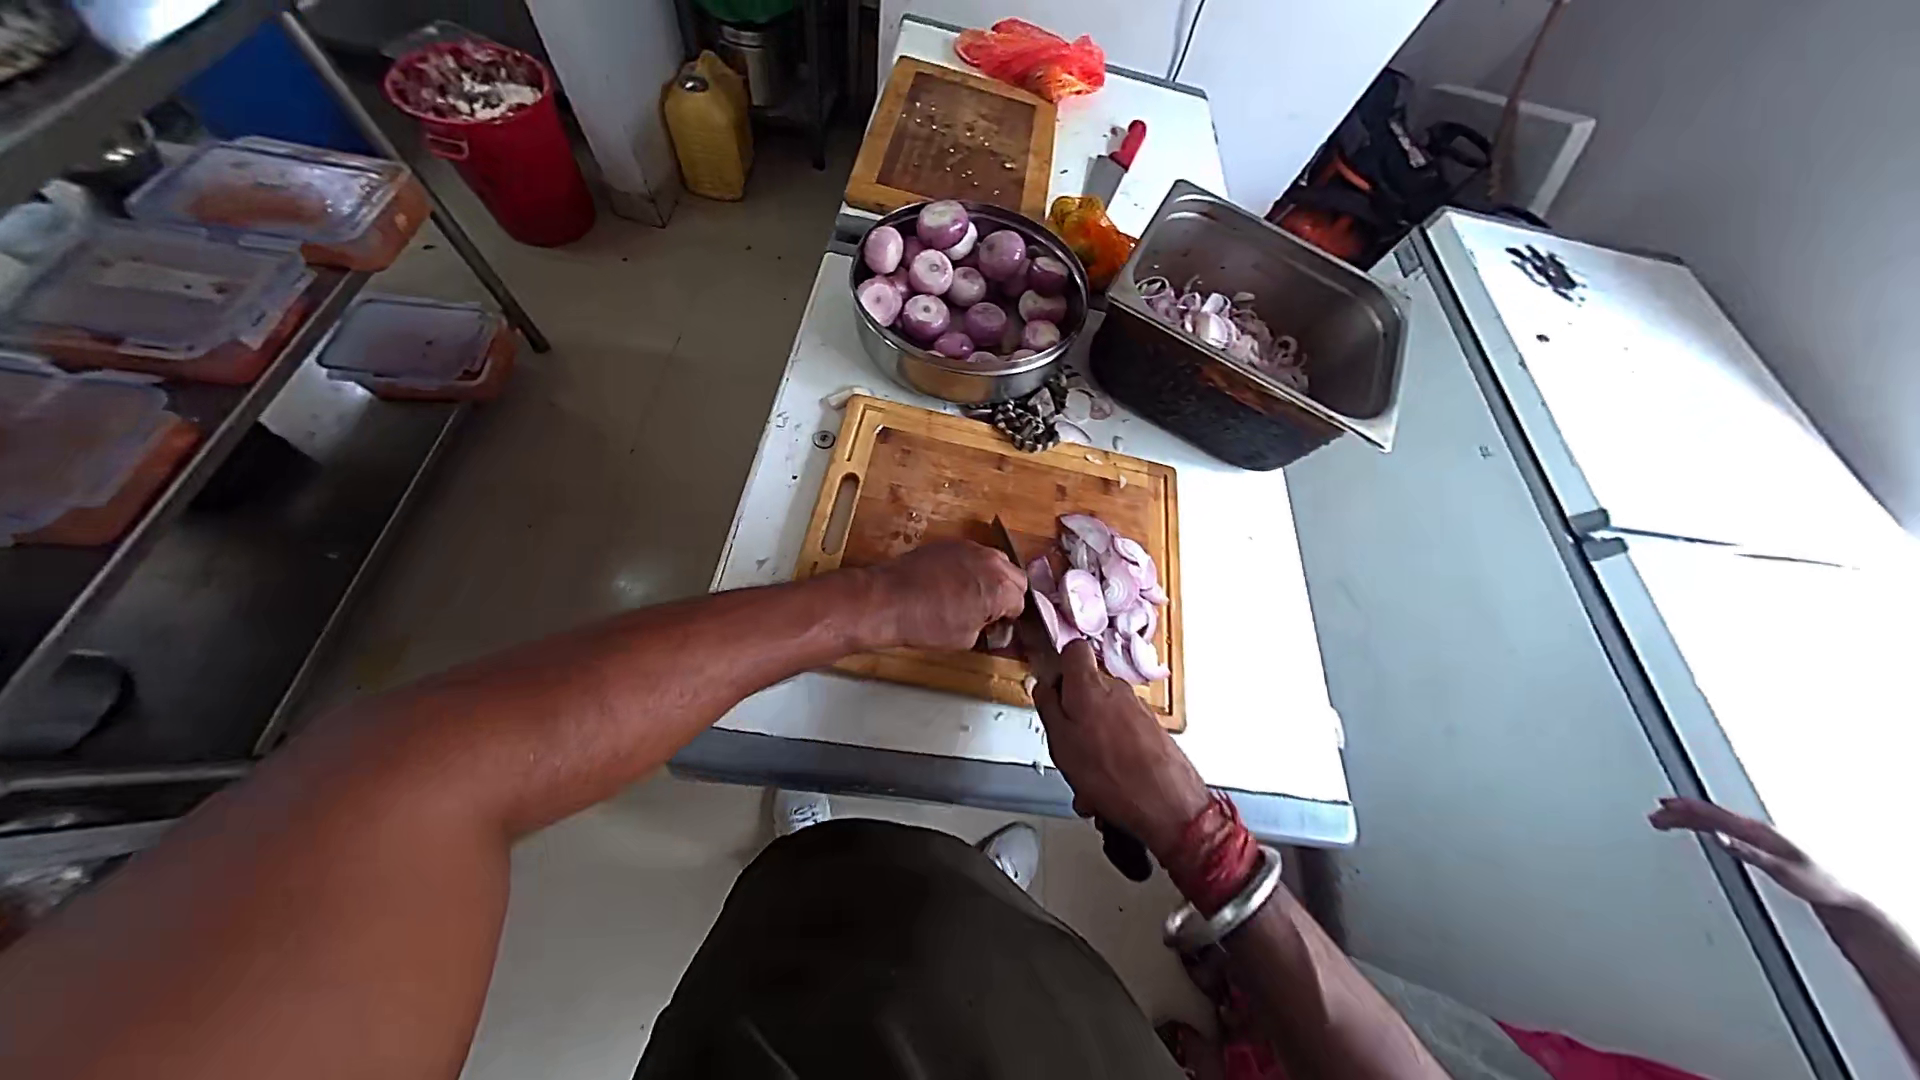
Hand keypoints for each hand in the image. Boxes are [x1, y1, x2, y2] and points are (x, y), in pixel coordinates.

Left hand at [857, 540, 1026, 650]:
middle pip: (1015, 578)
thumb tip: (991, 626)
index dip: (1009, 617)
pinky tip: (954, 584)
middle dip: (1006, 594)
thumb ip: (988, 628)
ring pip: (996, 562)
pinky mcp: (951, 544)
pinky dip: (970, 568)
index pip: (1021, 603)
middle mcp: (991, 562)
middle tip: (989, 611)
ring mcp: (971, 549)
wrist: (889, 600)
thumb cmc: (924, 622)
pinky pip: (973, 555)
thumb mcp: (966, 638)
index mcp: (1001, 588)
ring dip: (990, 578)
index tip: (998, 625)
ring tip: (971, 596)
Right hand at [1032, 641, 1208, 859]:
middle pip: (1087, 686)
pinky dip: (1111, 752)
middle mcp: (1117, 689)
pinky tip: (1106, 783)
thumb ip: (1047, 706)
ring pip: (1103, 713)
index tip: (1052, 684)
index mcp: (1089, 685)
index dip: (1060, 664)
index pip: (1074, 649)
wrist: (1167, 804)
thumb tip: (1042, 687)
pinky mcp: (1151, 728)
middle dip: (1074, 711)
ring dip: (1092, 739)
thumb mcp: (1060, 741)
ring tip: (1086, 774)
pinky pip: (1121, 732)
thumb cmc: (1113, 774)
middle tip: (1065, 739)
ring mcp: (1137, 707)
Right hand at [1649, 797, 1858, 908]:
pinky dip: (1700, 825)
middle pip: (1707, 814)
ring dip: (1685, 818)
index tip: (1662, 805)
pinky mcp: (1755, 843)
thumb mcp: (1781, 870)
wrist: (1841, 896)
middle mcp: (1752, 829)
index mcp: (1755, 830)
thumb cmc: (1816, 882)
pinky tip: (1696, 830)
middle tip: (1654, 816)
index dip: (1684, 807)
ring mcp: (1754, 836)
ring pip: (1711, 820)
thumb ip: (1746, 852)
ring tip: (1663, 820)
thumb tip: (1716, 836)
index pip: (1712, 812)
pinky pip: (1720, 828)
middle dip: (1677, 813)